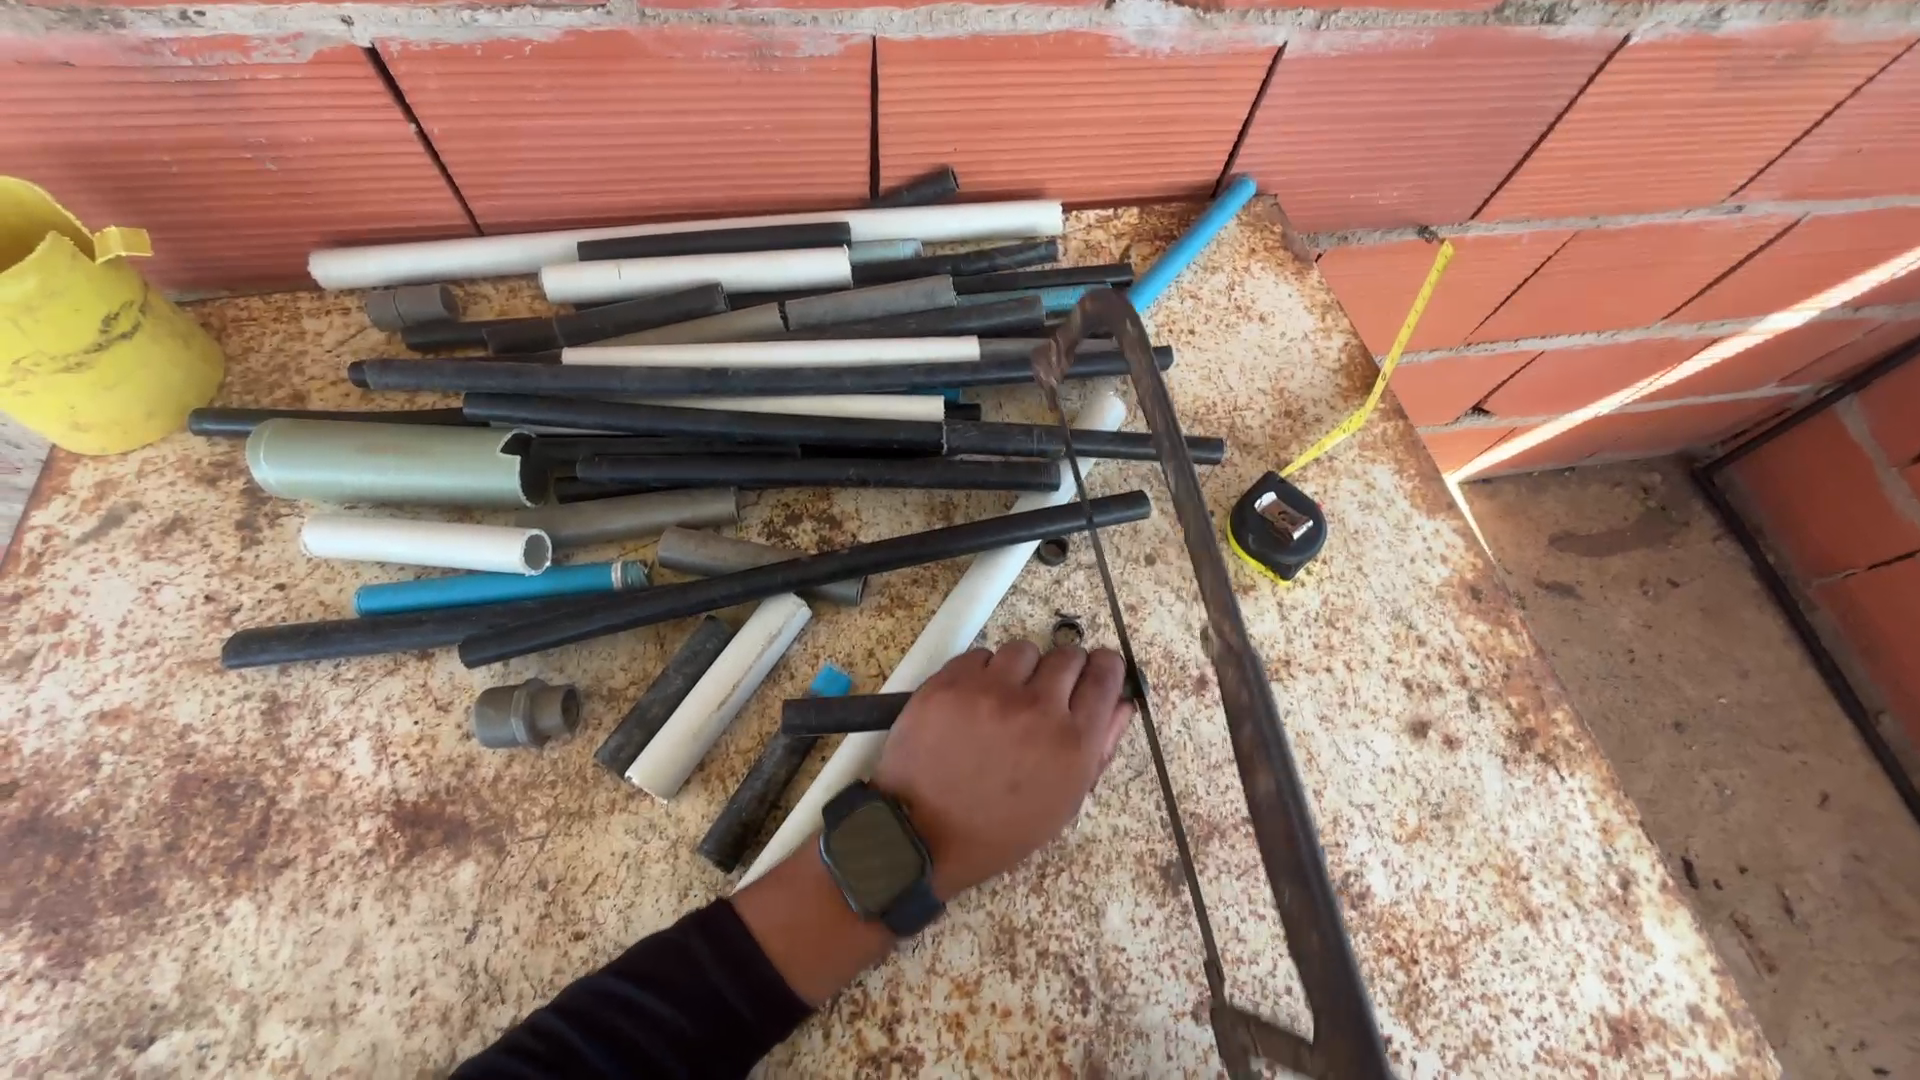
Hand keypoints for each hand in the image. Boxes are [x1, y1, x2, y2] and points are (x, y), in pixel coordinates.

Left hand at [872, 642, 1134, 900]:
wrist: (922, 835)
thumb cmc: (1000, 829)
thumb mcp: (1063, 802)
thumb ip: (1100, 747)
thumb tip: (1123, 703)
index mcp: (1074, 743)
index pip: (1105, 674)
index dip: (1103, 669)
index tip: (1094, 672)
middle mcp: (1037, 708)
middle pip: (1067, 655)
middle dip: (1063, 670)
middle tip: (1046, 692)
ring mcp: (990, 691)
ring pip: (1022, 650)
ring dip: (1021, 669)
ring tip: (1005, 698)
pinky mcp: (949, 682)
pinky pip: (979, 656)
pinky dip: (981, 674)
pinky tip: (973, 702)